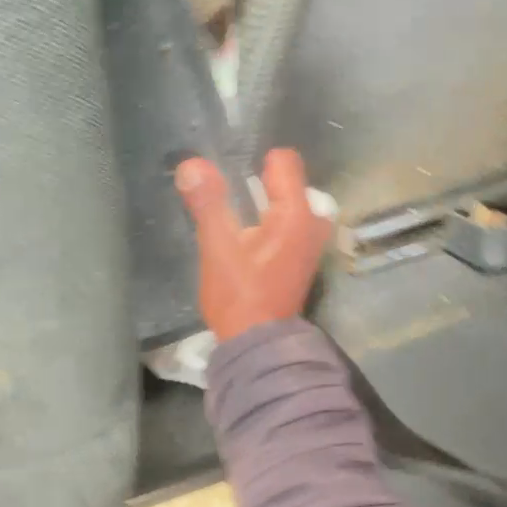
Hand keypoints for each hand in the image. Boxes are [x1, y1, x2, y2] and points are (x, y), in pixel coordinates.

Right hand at [174, 149, 332, 341]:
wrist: (257, 345)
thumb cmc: (238, 296)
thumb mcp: (218, 248)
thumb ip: (208, 203)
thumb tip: (191, 164)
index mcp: (299, 212)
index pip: (283, 160)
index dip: (253, 167)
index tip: (229, 190)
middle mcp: (315, 221)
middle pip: (283, 183)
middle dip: (256, 191)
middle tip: (229, 215)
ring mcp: (312, 242)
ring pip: (283, 207)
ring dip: (260, 212)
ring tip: (235, 233)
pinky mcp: (302, 260)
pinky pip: (286, 227)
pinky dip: (267, 230)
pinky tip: (247, 250)